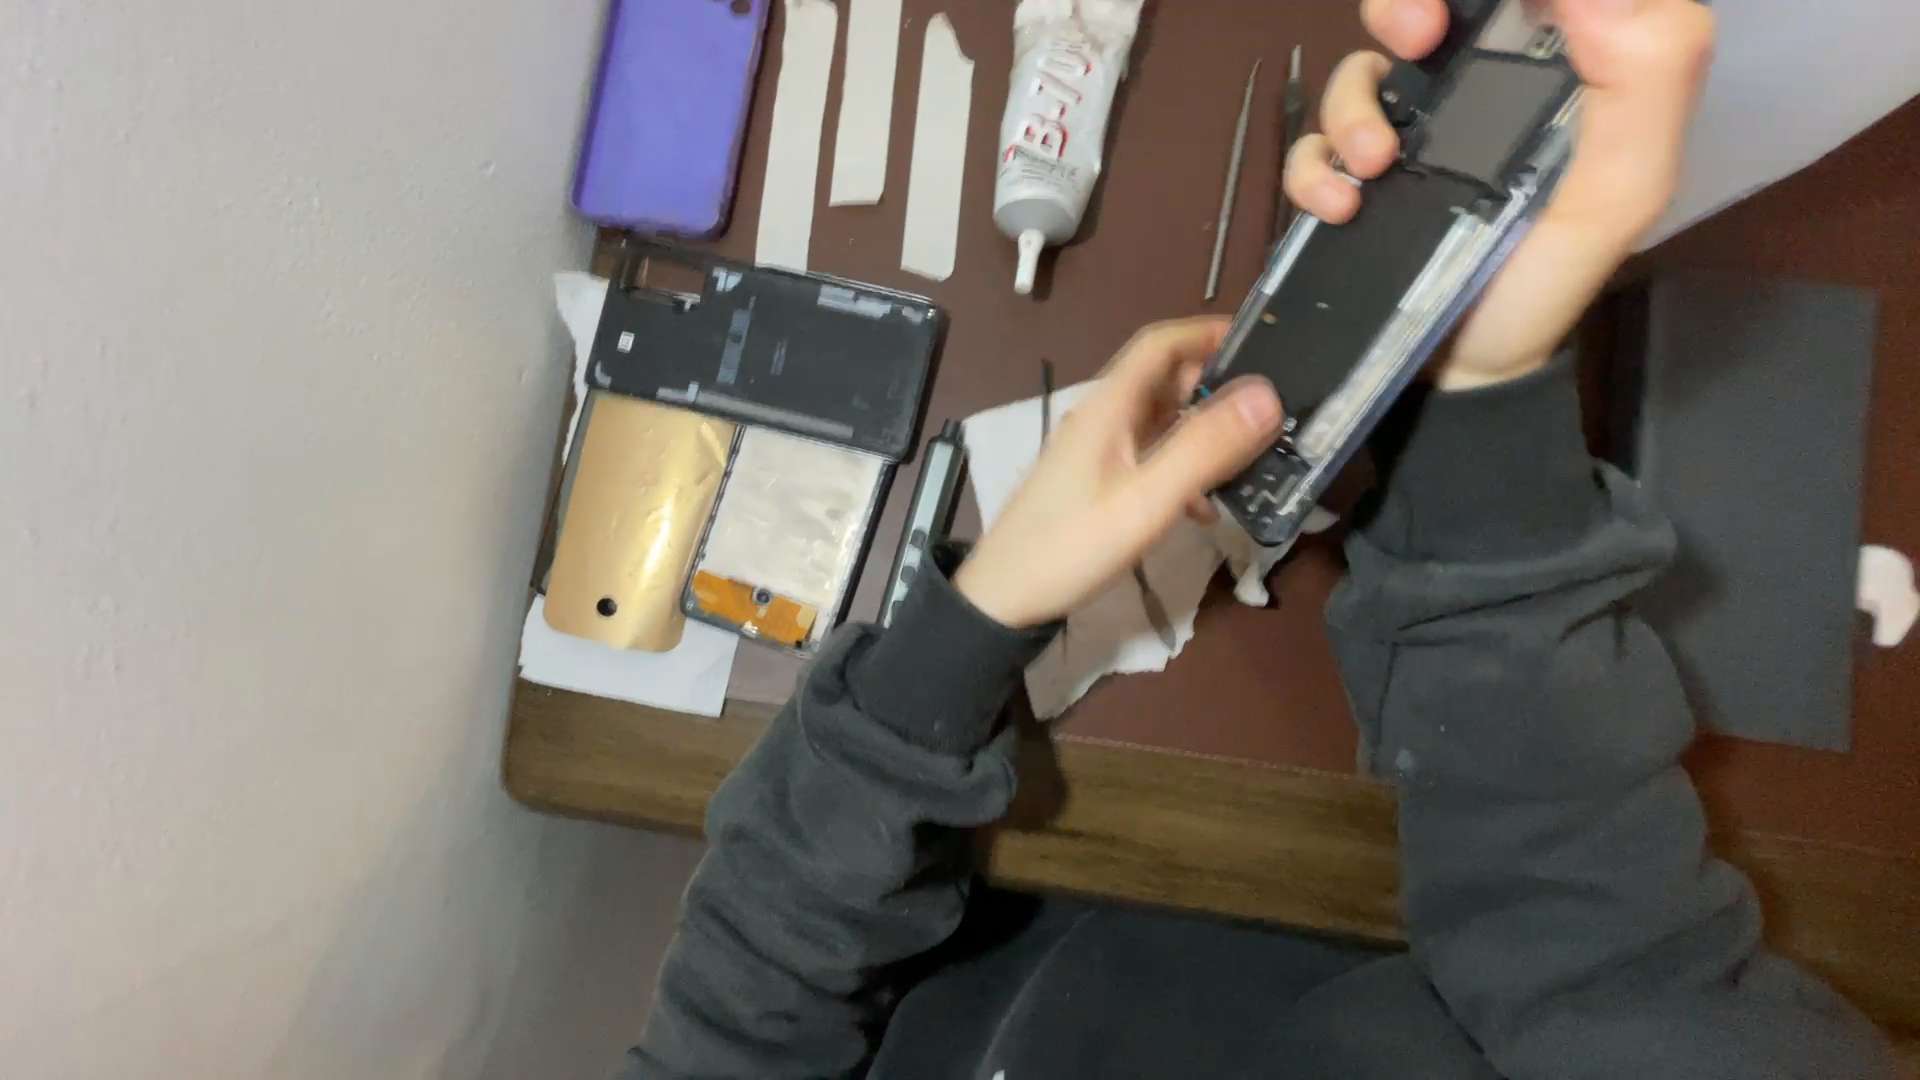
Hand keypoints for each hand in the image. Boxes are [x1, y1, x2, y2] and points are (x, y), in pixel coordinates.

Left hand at [954, 320, 1283, 628]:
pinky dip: (1180, 471)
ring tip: (1250, 457)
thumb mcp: (1145, 501)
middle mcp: (1100, 420)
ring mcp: (1095, 453)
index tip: (1263, 342)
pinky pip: (1147, 461)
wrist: (1003, 598)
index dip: (1208, 332)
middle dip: (1215, 387)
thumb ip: (1204, 449)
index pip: (1159, 344)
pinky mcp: (1094, 484)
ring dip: (1202, 433)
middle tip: (1269, 411)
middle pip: (1163, 381)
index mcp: (1108, 408)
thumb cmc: (1070, 547)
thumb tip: (1267, 394)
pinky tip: (1204, 508)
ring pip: (1158, 424)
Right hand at [1288, 0, 1715, 389]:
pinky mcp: (1344, 194)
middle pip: (1411, 18)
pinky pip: (1308, 157)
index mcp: (1541, 79)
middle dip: (1400, 8)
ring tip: (1372, 169)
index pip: (1512, 1)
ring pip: (1352, 82)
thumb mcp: (1623, 188)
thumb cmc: (1540, 286)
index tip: (1459, 11)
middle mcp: (1463, 102)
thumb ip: (1647, 75)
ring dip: (1352, 111)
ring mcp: (1397, 150)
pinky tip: (1337, 209)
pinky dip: (1311, 173)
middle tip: (1415, 40)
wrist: (1457, 374)